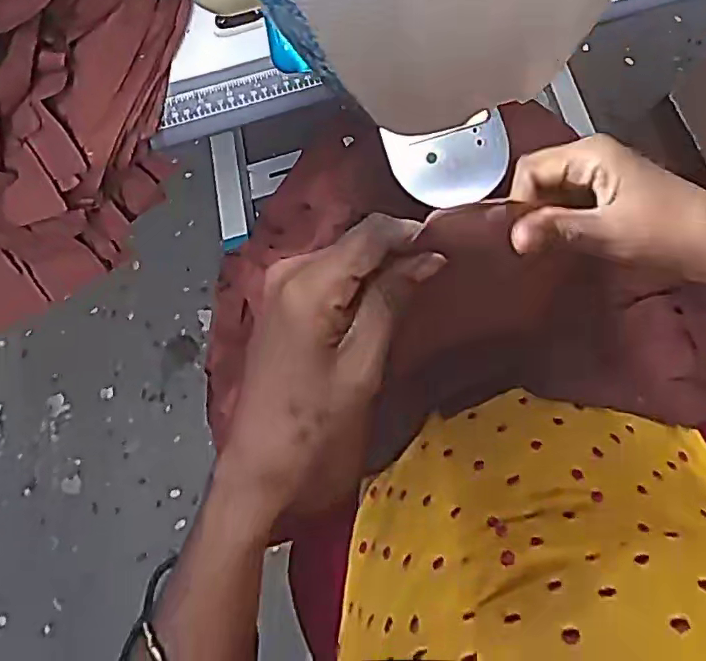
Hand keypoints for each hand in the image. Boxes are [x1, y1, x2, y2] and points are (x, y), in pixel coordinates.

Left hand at [215, 214, 446, 526]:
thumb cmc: (312, 431)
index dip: (412, 233)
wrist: (258, 472)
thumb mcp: (362, 366)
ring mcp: (279, 281)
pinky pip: (330, 270)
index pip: (370, 232)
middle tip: (436, 267)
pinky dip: (359, 277)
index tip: (446, 244)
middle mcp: (287, 269)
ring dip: (381, 263)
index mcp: (307, 283)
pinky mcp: (281, 298)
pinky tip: (382, 297)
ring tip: (416, 282)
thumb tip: (427, 257)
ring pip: (345, 251)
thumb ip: (392, 300)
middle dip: (398, 247)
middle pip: (356, 237)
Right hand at [507, 134, 705, 308]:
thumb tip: (514, 234)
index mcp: (591, 152)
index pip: (531, 167)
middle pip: (542, 174)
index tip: (518, 234)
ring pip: (557, 188)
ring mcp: (606, 171)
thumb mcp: (606, 233)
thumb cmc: (667, 232)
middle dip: (531, 207)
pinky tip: (566, 239)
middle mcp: (595, 154)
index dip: (519, 199)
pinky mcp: (614, 190)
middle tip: (528, 243)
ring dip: (548, 215)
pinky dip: (564, 217)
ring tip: (545, 245)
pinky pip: (574, 198)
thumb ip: (556, 229)